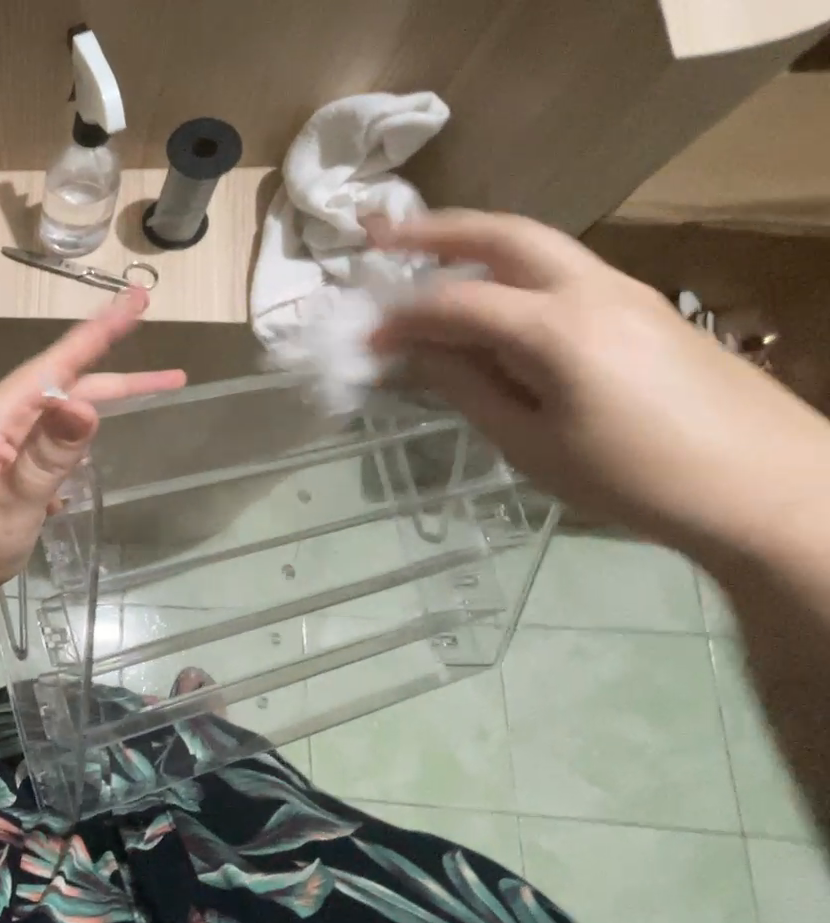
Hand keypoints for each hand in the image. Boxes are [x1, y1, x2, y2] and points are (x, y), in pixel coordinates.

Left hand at [0, 289, 186, 600]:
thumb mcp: (16, 506)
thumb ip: (48, 457)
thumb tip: (85, 406)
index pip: (50, 367)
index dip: (96, 334)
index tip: (135, 301)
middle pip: (61, 382)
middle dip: (118, 377)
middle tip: (174, 364)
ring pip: (57, 402)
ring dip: (103, 400)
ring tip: (162, 385)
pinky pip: (46, 423)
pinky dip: (76, 430)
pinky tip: (100, 437)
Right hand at [369, 210, 829, 568]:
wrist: (765, 485)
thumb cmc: (631, 477)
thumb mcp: (528, 442)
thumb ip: (467, 386)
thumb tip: (417, 351)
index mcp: (558, 329)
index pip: (455, 303)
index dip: (400, 319)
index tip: (363, 343)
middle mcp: (593, 291)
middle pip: (505, 236)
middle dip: (436, 231)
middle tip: (379, 236)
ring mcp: (625, 292)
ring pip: (536, 248)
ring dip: (473, 247)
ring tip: (421, 262)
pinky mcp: (642, 308)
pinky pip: (559, 274)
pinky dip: (507, 274)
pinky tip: (484, 305)